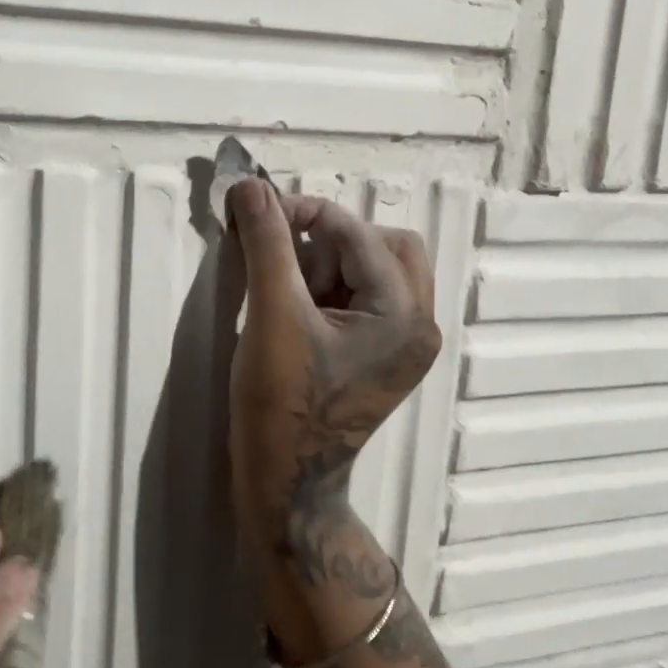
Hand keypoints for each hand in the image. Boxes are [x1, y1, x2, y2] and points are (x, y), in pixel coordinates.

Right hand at [224, 180, 439, 582]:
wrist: (284, 482)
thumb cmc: (280, 404)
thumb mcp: (271, 317)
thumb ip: (266, 245)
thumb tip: (249, 185)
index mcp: (404, 314)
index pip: (355, 232)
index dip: (300, 213)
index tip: (248, 212)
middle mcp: (418, 324)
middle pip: (381, 245)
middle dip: (324, 243)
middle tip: (279, 266)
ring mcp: (402, 344)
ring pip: (369, 270)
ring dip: (322, 267)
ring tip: (282, 302)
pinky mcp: (380, 358)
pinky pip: (360, 300)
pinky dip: (325, 292)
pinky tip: (290, 315)